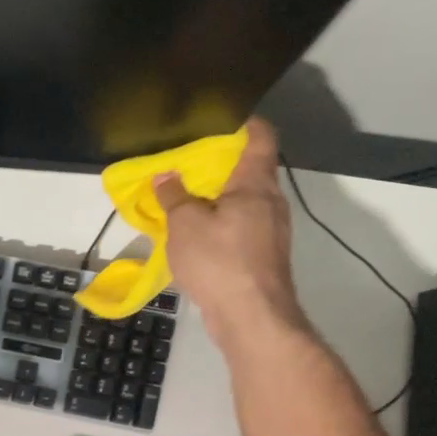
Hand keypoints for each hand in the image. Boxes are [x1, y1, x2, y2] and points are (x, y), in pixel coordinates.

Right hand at [155, 118, 308, 345]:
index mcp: (256, 184)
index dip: (244, 123)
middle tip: (188, 161)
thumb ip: (174, 197)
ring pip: (246, 201)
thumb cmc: (220, 261)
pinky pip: (242, 226)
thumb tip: (165, 176)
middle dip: (222, 163)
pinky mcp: (264, 255)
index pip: (261, 137)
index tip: (220, 118)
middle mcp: (271, 202)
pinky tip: (198, 235)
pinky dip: (222, 222)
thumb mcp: (185, 224)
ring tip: (186, 198)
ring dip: (220, 197)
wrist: (252, 317)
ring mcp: (271, 230)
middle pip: (252, 170)